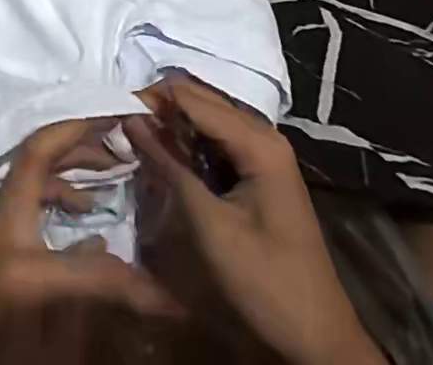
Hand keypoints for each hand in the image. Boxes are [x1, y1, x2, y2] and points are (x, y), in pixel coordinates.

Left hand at [0, 119, 180, 364]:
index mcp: (8, 230)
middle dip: (81, 134)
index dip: (82, 132)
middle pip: (36, 152)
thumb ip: (92, 285)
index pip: (43, 159)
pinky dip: (64, 187)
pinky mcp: (0, 239)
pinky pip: (34, 194)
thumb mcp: (59, 337)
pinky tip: (88, 206)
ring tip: (114, 163)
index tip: (120, 114)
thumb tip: (126, 252)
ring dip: (76, 158)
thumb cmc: (1, 355)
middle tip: (123, 128)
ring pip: (35, 169)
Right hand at [127, 78, 385, 364]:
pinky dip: (191, 142)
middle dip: (164, 107)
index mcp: (259, 143)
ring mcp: (266, 153)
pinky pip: (220, 141)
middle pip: (206, 103)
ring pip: (211, 120)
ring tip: (137, 132)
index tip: (117, 108)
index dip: (156, 99)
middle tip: (123, 121)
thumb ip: (171, 167)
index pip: (197, 101)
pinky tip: (167, 150)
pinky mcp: (261, 171)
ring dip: (175, 123)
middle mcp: (265, 136)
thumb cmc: (263, 279)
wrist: (315, 333)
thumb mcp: (210, 225)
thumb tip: (133, 122)